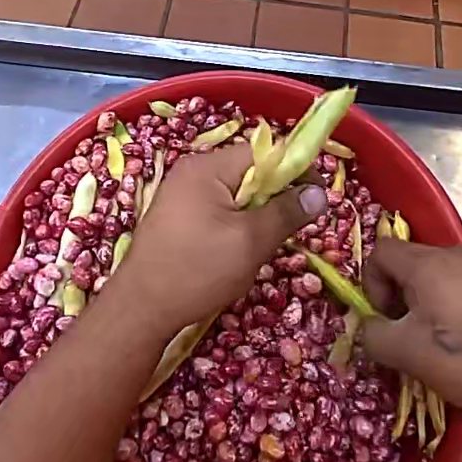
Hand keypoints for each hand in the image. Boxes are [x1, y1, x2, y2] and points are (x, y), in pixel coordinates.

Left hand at [102, 144, 326, 336]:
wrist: (141, 308)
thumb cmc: (197, 271)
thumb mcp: (250, 242)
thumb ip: (287, 213)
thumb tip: (320, 193)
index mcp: (207, 167)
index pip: (264, 152)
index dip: (296, 170)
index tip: (316, 196)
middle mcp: (191, 172)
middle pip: (249, 171)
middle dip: (276, 195)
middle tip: (292, 226)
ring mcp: (180, 194)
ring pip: (235, 192)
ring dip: (257, 212)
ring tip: (264, 242)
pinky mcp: (176, 216)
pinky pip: (217, 208)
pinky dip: (236, 223)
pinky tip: (239, 249)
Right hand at [358, 238, 461, 448]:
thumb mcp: (406, 353)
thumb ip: (372, 335)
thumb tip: (369, 329)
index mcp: (427, 262)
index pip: (379, 253)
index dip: (370, 285)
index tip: (384, 321)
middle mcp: (458, 257)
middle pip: (409, 265)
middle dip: (398, 300)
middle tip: (406, 339)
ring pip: (438, 281)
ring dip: (426, 310)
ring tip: (440, 351)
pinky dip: (456, 315)